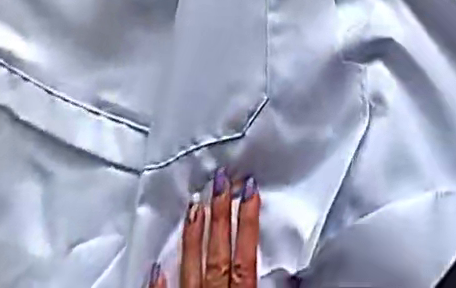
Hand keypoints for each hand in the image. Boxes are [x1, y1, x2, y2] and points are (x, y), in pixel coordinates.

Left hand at [150, 170, 257, 287]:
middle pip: (217, 254)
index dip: (248, 220)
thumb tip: (300, 263)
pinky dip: (158, 284)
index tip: (250, 187)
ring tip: (194, 204)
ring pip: (191, 270)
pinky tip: (155, 266)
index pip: (244, 257)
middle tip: (220, 178)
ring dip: (193, 237)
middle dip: (220, 214)